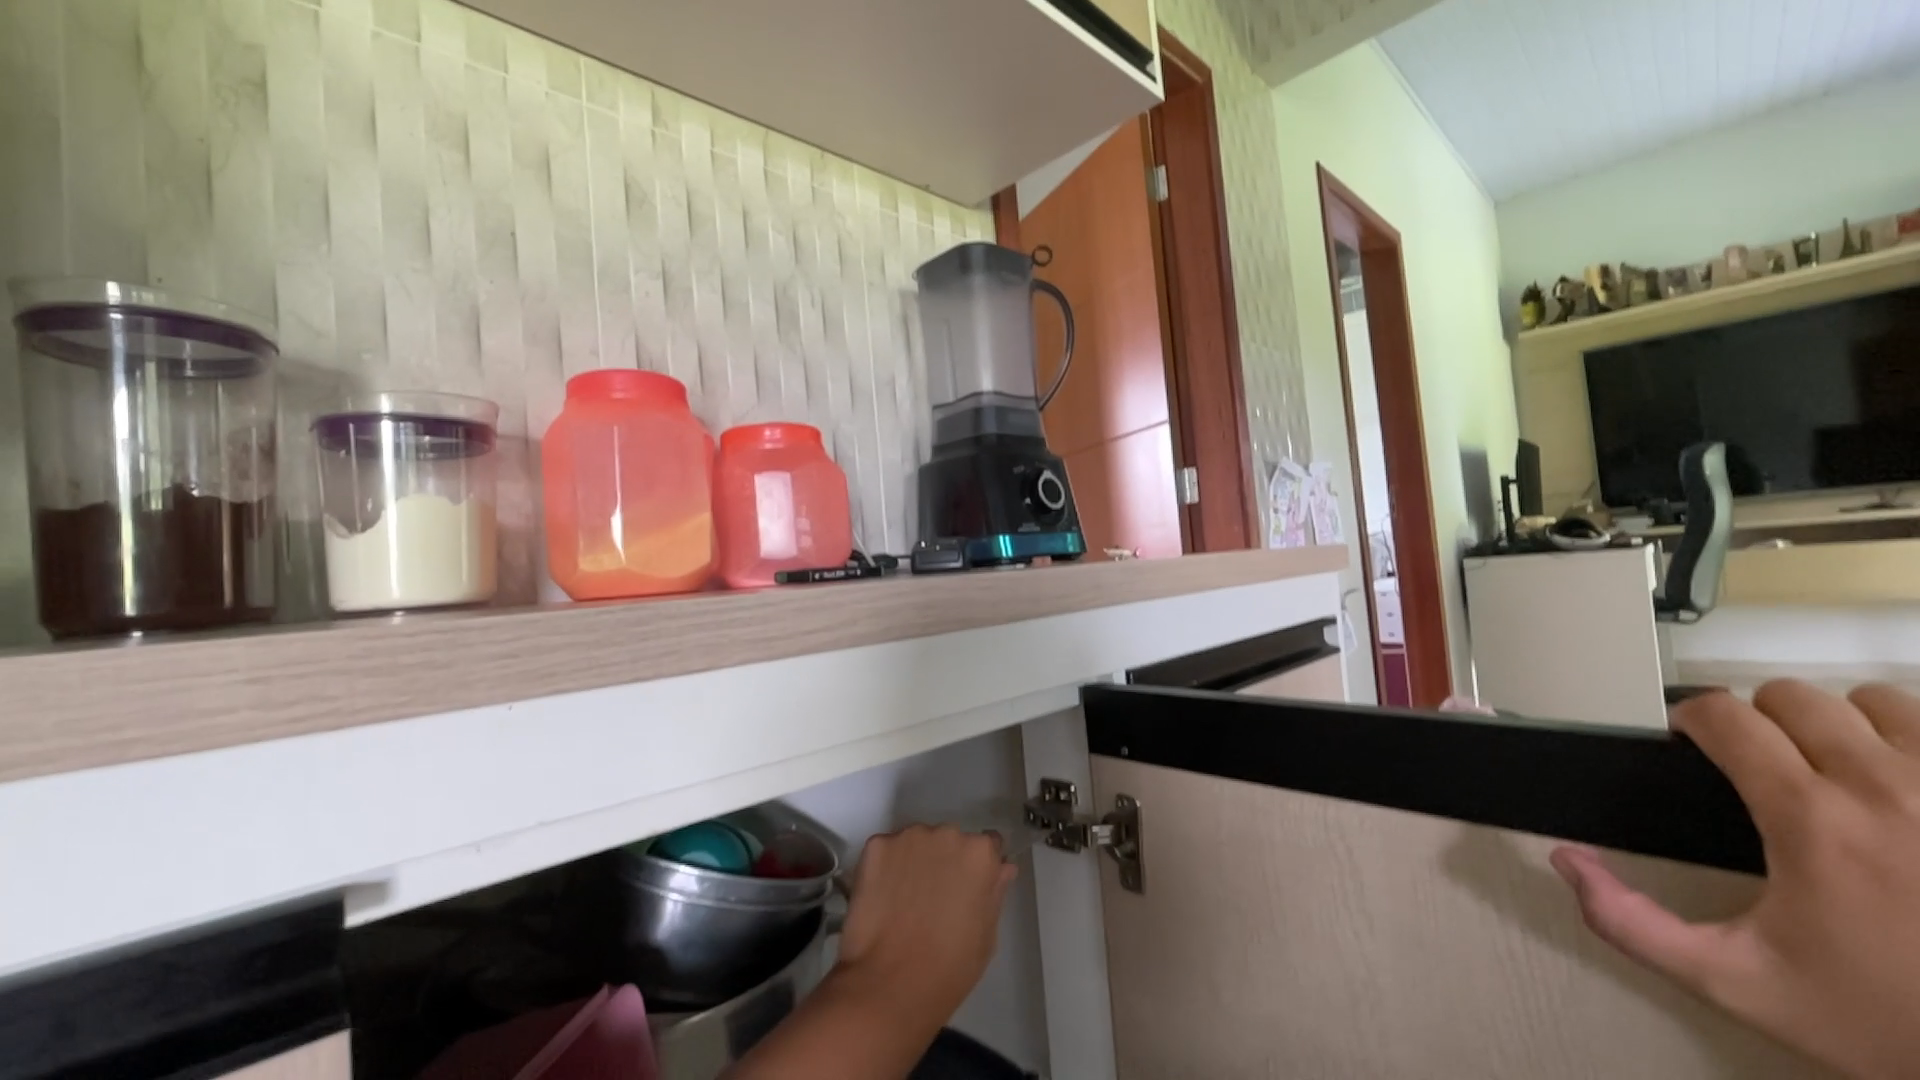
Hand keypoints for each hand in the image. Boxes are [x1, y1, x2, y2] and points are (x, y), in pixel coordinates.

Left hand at [835, 825, 1018, 1020]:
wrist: (890, 984)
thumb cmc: (950, 966)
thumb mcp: (987, 933)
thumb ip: (995, 891)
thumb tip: (1001, 867)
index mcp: (980, 853)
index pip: (988, 845)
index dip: (979, 867)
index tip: (968, 888)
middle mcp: (946, 833)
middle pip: (950, 840)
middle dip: (945, 862)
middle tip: (935, 899)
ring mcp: (907, 838)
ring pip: (917, 843)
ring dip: (915, 861)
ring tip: (906, 902)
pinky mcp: (875, 847)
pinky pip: (887, 851)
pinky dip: (886, 867)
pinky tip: (884, 898)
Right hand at [1551, 681, 1919, 1078]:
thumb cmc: (1873, 1018)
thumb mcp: (1732, 982)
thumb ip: (1631, 923)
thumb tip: (1566, 860)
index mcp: (1810, 821)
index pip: (1726, 716)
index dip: (1691, 720)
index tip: (1691, 743)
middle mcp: (1885, 788)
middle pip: (1794, 697)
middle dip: (1760, 721)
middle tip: (1757, 763)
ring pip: (1876, 701)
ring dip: (1844, 724)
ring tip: (1835, 767)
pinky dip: (1907, 739)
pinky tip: (1898, 780)